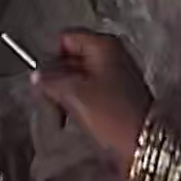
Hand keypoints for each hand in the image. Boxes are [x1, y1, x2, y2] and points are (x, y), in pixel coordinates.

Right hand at [31, 30, 152, 162]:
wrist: (143, 142)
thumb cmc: (112, 114)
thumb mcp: (77, 95)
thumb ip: (53, 81)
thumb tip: (36, 76)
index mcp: (103, 44)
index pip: (66, 38)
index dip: (51, 58)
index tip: (43, 82)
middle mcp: (110, 52)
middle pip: (71, 55)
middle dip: (56, 79)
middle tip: (48, 103)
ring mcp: (115, 71)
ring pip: (78, 74)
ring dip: (64, 93)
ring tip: (59, 116)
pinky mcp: (116, 91)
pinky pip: (88, 88)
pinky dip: (77, 100)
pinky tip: (71, 118)